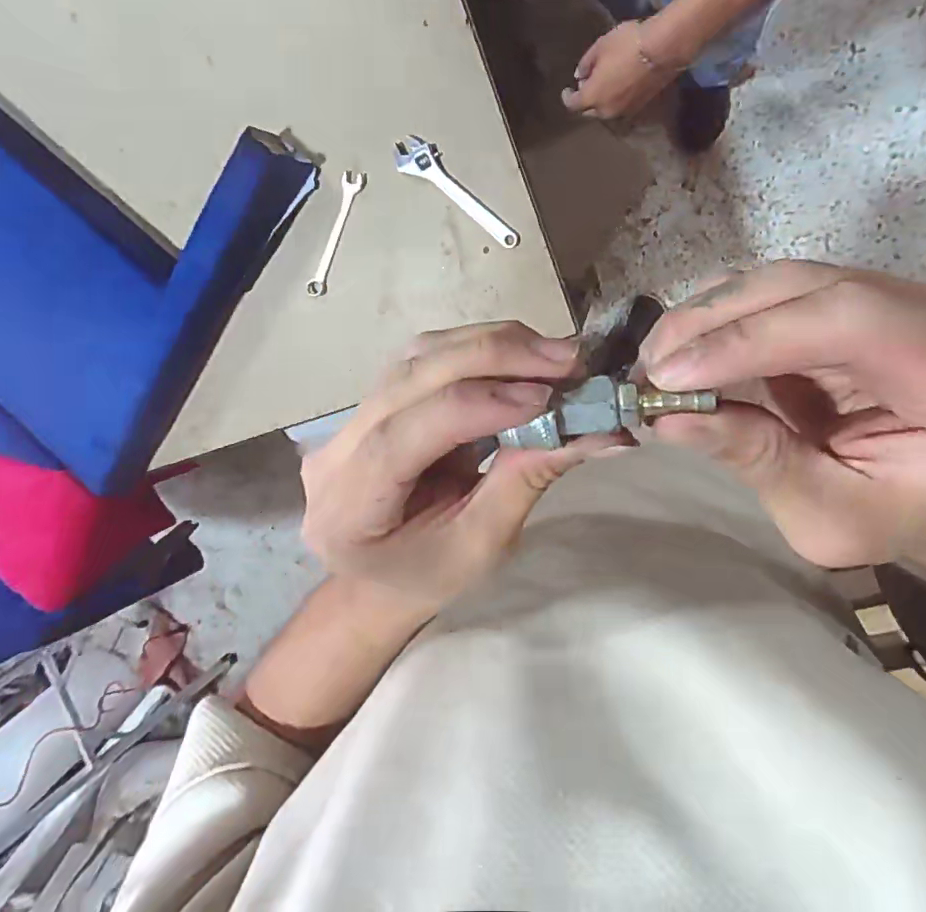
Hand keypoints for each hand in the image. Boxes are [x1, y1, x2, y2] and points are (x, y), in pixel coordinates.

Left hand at [301, 322, 622, 611]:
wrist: (379, 578)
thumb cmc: (427, 576)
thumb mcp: (479, 548)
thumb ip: (522, 483)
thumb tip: (592, 428)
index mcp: (345, 507)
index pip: (399, 436)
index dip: (474, 406)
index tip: (546, 398)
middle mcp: (333, 452)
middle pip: (406, 378)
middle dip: (491, 358)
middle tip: (566, 358)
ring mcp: (346, 422)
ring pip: (415, 357)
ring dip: (488, 346)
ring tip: (551, 355)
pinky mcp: (371, 402)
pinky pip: (422, 361)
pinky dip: (475, 352)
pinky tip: (518, 358)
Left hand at [561, 20, 682, 118]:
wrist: (664, 48)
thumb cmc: (627, 45)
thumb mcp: (600, 47)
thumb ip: (585, 64)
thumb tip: (580, 76)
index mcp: (591, 98)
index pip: (572, 105)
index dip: (567, 97)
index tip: (567, 90)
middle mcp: (605, 110)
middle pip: (589, 111)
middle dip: (585, 101)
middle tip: (586, 86)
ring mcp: (625, 110)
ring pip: (606, 110)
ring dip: (602, 101)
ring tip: (604, 87)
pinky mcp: (641, 106)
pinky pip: (622, 106)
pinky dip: (617, 99)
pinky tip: (620, 87)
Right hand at [637, 261, 925, 568]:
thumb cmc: (900, 522)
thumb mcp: (831, 518)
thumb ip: (758, 462)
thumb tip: (665, 419)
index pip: (851, 321)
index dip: (749, 338)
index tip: (669, 377)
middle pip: (810, 284)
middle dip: (713, 321)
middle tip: (648, 367)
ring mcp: (907, 294)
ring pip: (786, 278)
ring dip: (707, 315)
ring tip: (657, 361)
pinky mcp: (861, 294)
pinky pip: (778, 290)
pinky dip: (721, 317)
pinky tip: (687, 350)